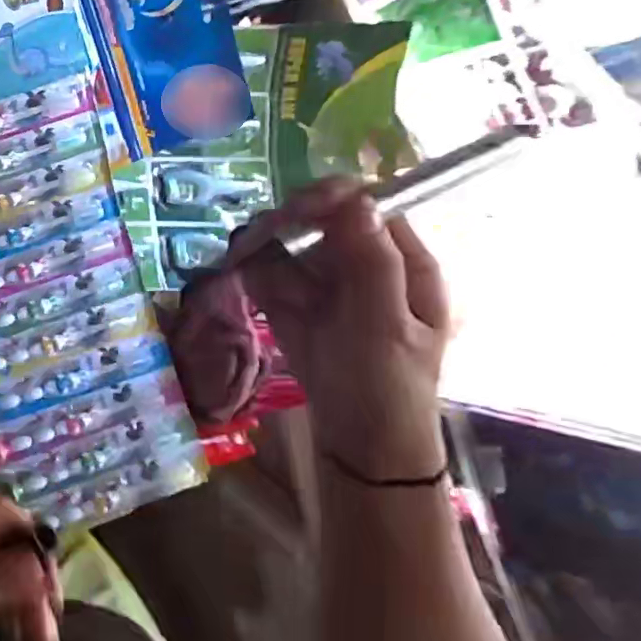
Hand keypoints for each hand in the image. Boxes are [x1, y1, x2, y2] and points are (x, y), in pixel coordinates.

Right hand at [230, 177, 450, 479]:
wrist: (356, 441)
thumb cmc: (386, 384)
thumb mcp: (385, 325)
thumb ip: (371, 263)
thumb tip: (355, 199)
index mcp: (403, 264)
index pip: (369, 207)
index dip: (331, 199)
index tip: (295, 208)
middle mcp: (361, 263)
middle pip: (318, 219)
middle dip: (285, 223)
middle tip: (257, 238)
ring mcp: (322, 281)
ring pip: (284, 241)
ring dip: (260, 244)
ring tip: (241, 257)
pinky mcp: (289, 299)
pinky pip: (264, 269)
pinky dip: (248, 267)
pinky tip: (237, 272)